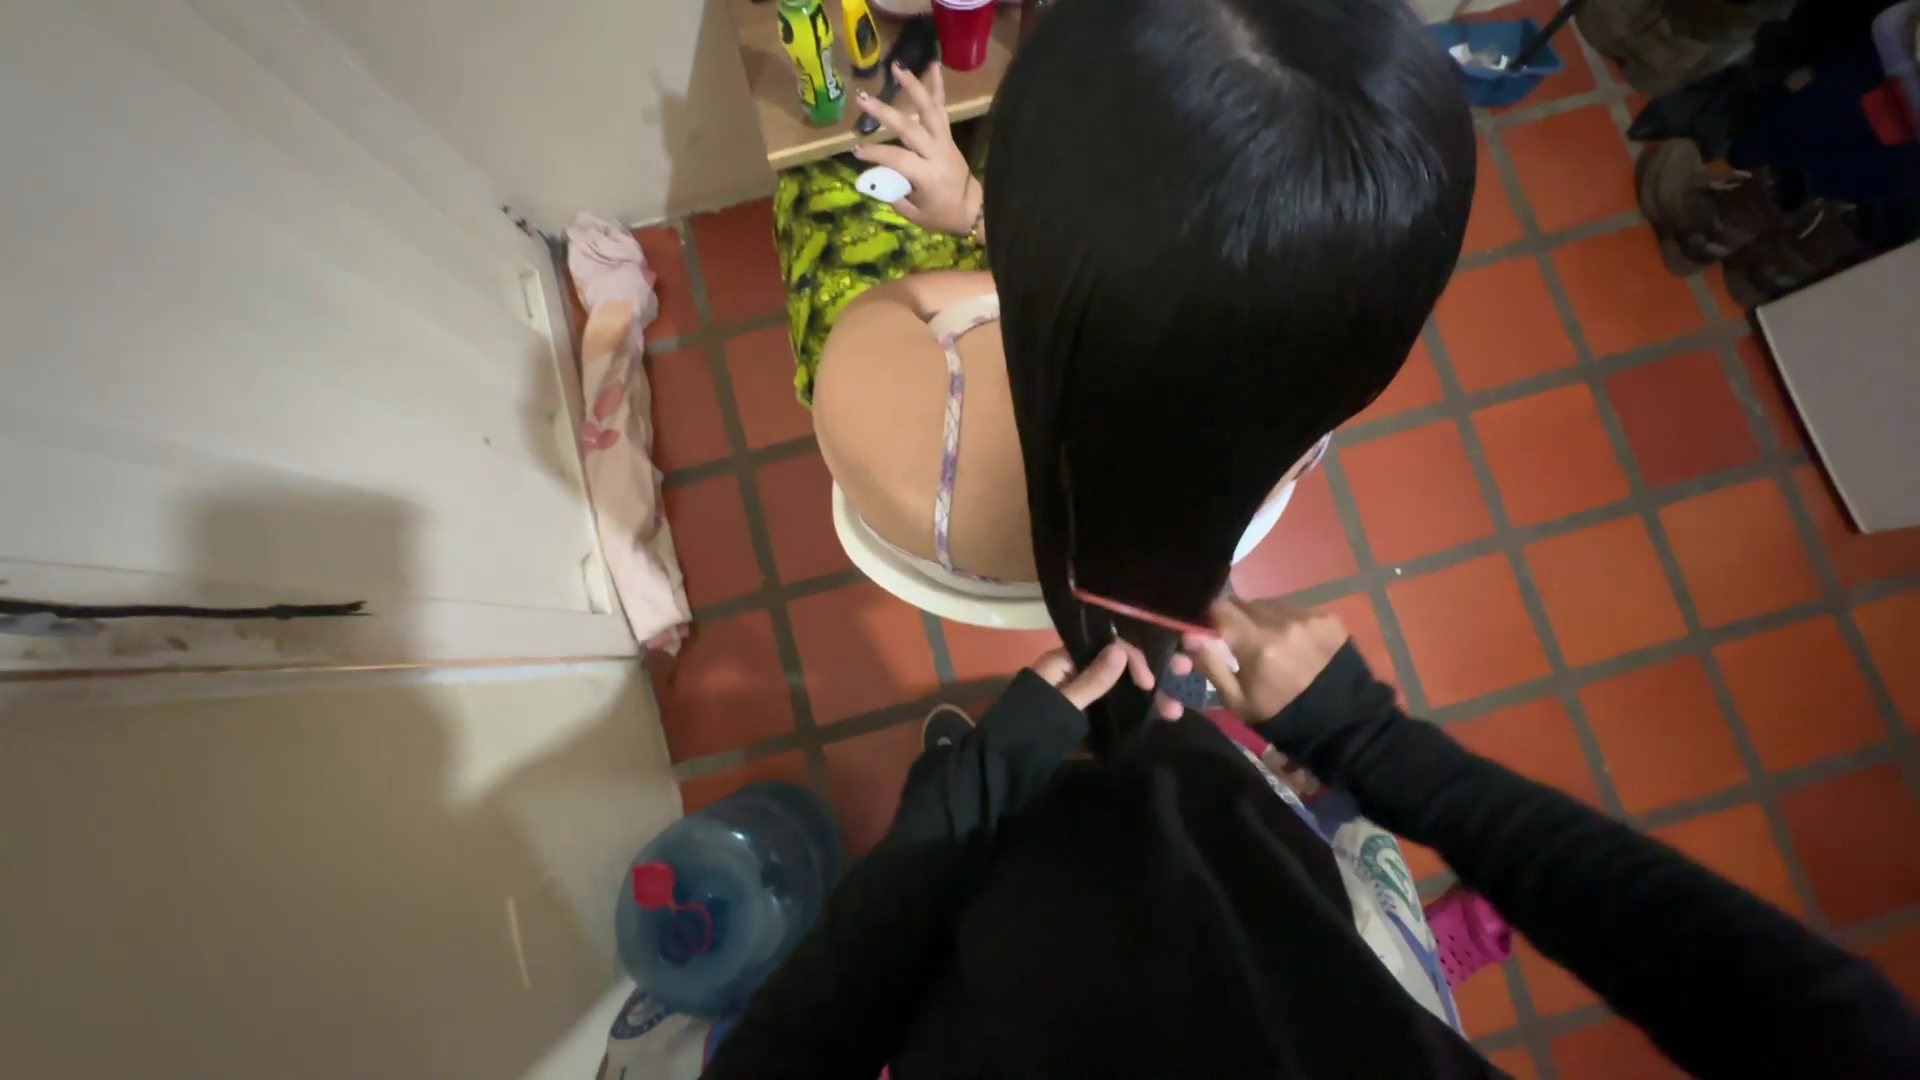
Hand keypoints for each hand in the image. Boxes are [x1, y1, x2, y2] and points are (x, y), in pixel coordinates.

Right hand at [852, 63, 981, 234]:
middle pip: (909, 127)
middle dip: (884, 113)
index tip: (857, 150)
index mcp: (928, 176)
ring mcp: (944, 141)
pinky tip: (933, 65)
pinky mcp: (948, 136)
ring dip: (913, 86)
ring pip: (929, 109)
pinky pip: (942, 108)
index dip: (876, 153)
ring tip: (896, 67)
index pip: (897, 158)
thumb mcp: (915, 214)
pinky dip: (938, 86)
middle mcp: (937, 153)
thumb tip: (873, 177)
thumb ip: (894, 195)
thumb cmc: (942, 215)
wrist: (972, 209)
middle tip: (863, 99)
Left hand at [1030, 642, 1183, 717]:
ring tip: (1173, 712)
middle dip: (1148, 676)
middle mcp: (1072, 675)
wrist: (1004, 769)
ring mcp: (1078, 699)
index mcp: (1062, 662)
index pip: (1104, 647)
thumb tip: (1120, 649)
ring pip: (1118, 692)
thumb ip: (1091, 679)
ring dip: (1145, 699)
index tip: (1150, 682)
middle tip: (1181, 682)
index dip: (1132, 658)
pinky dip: (1131, 717)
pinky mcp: (1081, 723)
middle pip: (1116, 668)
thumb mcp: (1062, 703)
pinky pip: (1110, 713)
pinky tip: (1155, 722)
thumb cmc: (1029, 730)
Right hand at [1181, 597, 1348, 721]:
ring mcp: (1307, 617)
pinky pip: (1294, 609)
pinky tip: (1295, 644)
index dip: (1209, 616)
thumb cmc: (1282, 715)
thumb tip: (1189, 634)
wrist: (1345, 724)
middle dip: (1235, 618)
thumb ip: (1210, 664)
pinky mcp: (1328, 617)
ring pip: (1268, 604)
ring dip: (1261, 618)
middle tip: (1240, 641)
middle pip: (1243, 602)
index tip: (1209, 630)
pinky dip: (1287, 622)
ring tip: (1270, 643)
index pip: (1219, 608)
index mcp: (1257, 645)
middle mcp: (1281, 623)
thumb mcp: (1237, 701)